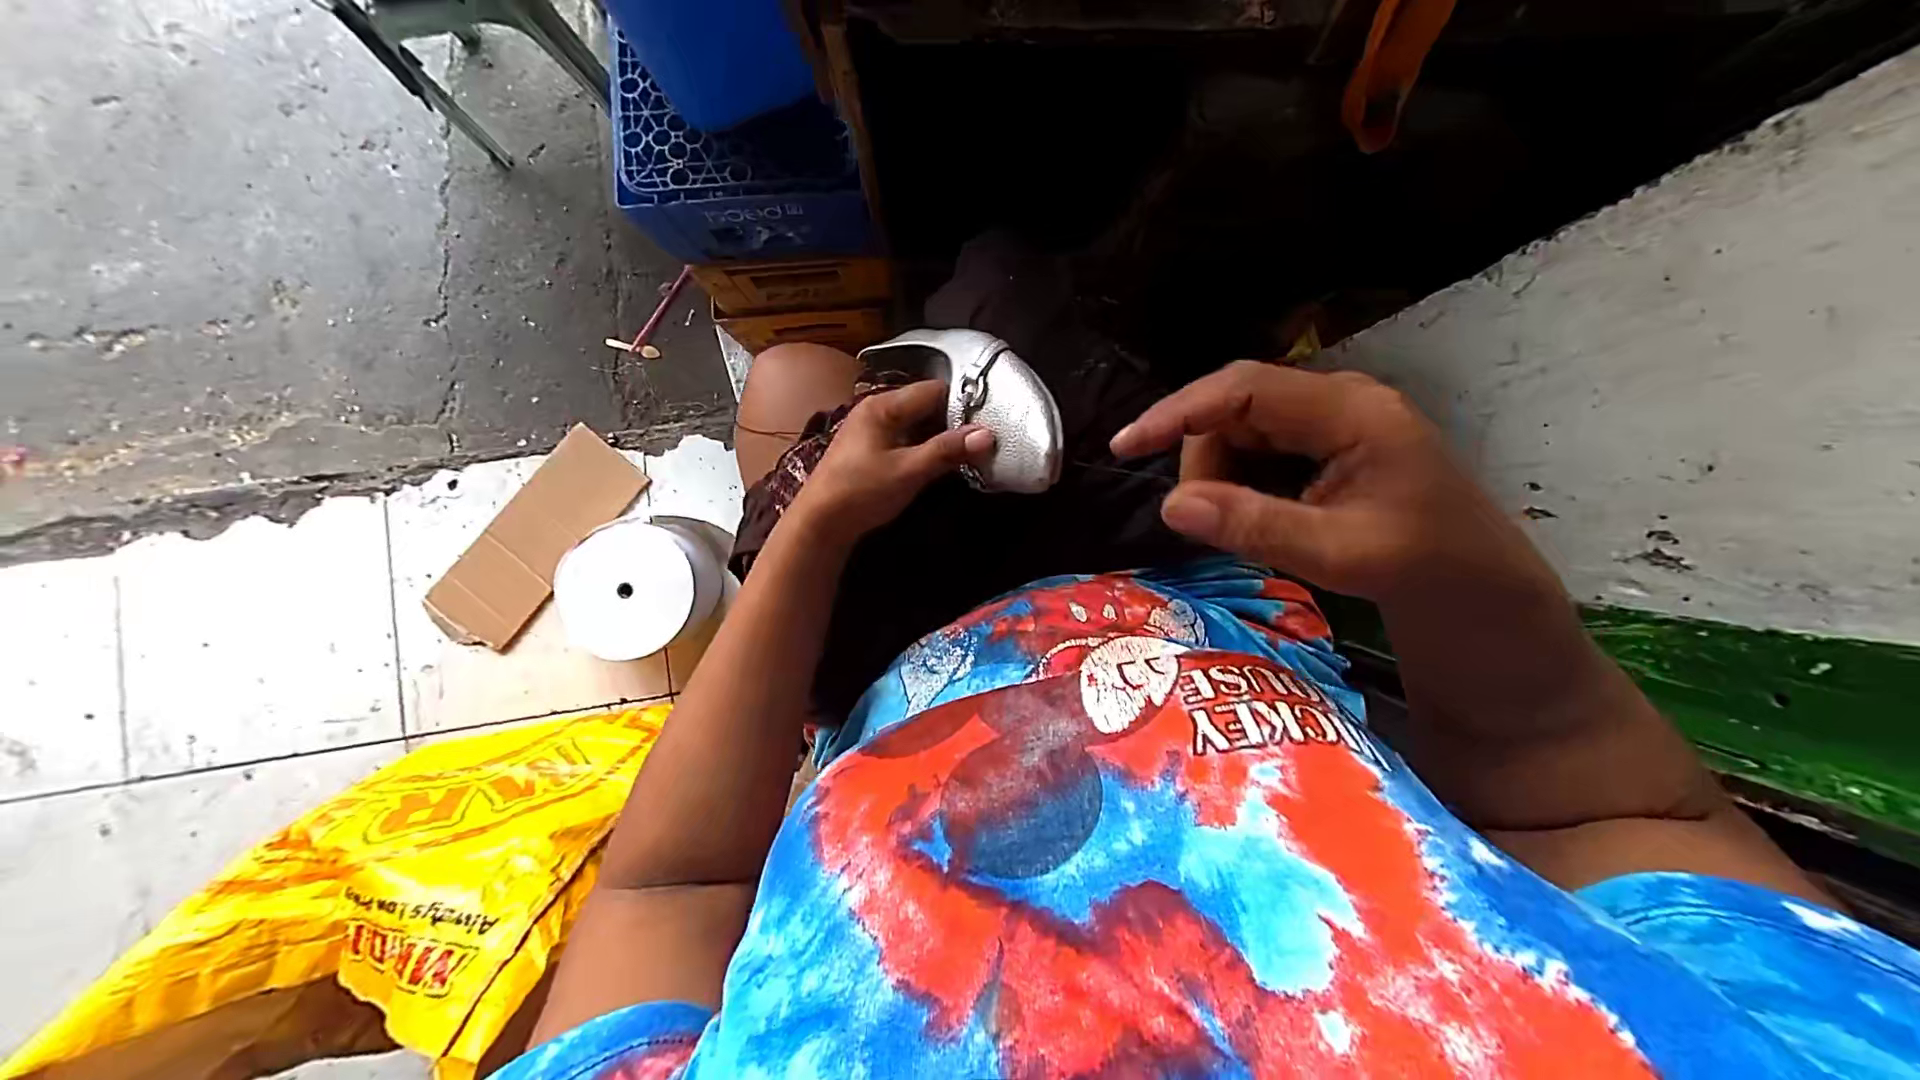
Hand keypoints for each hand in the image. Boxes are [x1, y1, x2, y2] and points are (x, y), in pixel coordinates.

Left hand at [786, 380, 995, 548]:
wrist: (819, 523)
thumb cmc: (861, 491)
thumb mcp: (908, 471)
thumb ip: (947, 451)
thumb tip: (987, 434)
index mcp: (883, 405)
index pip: (934, 390)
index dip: (963, 404)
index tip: (988, 423)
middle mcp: (877, 410)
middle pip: (927, 405)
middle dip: (954, 422)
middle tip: (982, 443)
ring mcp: (873, 430)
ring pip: (918, 424)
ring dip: (941, 438)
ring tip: (968, 454)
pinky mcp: (871, 450)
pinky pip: (907, 439)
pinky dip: (925, 448)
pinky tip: (941, 465)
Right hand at [1112, 361, 1559, 605]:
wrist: (1475, 586)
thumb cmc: (1423, 567)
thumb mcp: (1338, 553)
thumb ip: (1255, 526)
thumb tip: (1171, 506)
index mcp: (1350, 412)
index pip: (1242, 390)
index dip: (1178, 412)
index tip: (1127, 444)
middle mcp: (1335, 402)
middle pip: (1232, 410)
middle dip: (1203, 463)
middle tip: (1207, 521)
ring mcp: (1327, 421)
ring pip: (1236, 431)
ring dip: (1218, 478)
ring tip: (1240, 526)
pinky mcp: (1319, 443)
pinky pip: (1253, 450)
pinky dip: (1235, 483)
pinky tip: (1252, 514)